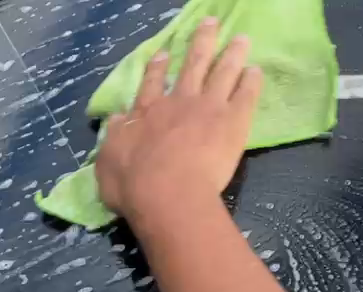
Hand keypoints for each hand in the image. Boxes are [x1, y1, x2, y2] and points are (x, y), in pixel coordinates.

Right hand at [95, 20, 263, 224]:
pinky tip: (255, 71)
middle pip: (192, 65)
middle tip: (209, 25)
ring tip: (241, 40)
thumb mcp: (107, 164)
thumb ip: (113, 139)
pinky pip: (246, 94)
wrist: (168, 195)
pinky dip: (251, 81)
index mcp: (146, 113)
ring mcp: (208, 107)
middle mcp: (178, 102)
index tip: (163, 53)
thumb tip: (117, 119)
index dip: (156, 68)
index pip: (151, 85)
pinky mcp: (234, 119)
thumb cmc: (133, 186)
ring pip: (223, 71)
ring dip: (232, 53)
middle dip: (201, 43)